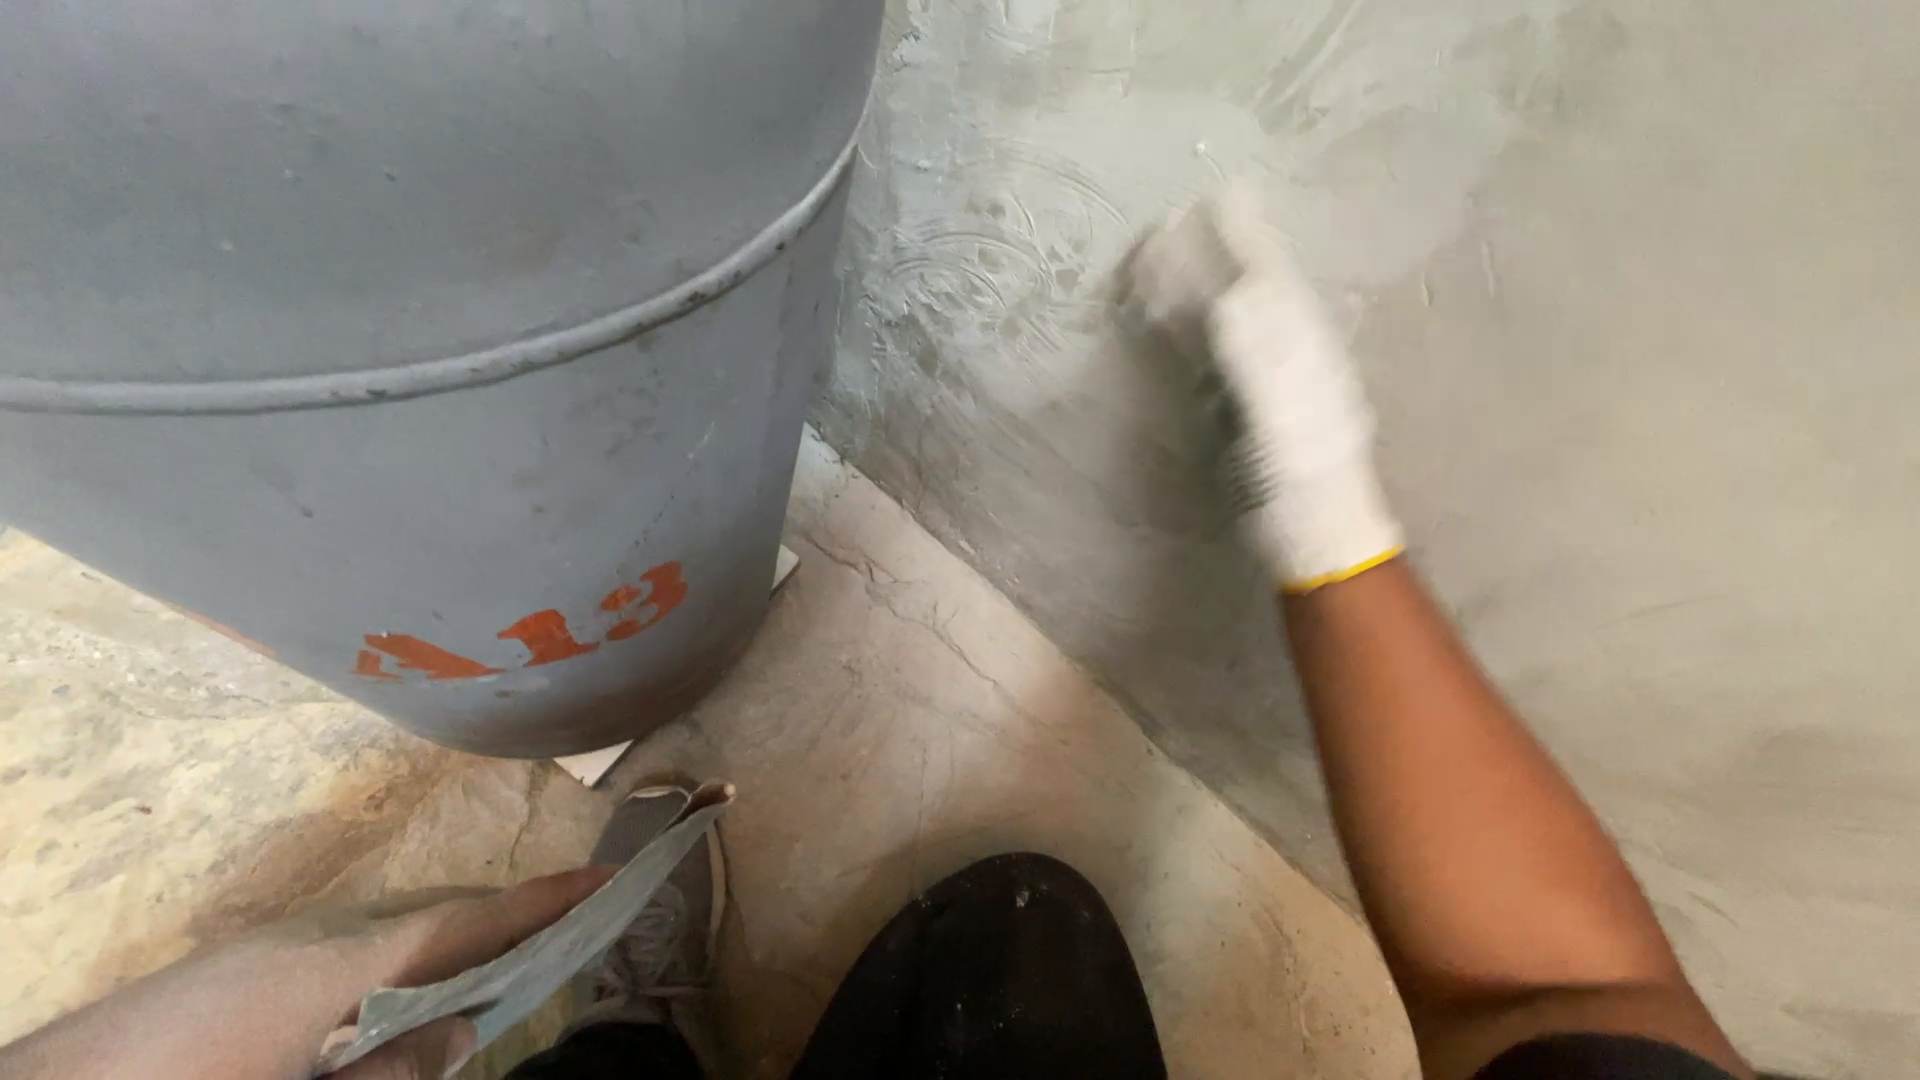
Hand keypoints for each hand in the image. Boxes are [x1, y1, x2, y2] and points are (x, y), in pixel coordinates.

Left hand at [0, 867, 612, 1079]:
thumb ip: (398, 1069)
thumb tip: (470, 1031)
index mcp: (350, 965)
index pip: (478, 917)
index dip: (549, 897)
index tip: (611, 875)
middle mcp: (328, 931)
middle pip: (445, 909)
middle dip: (507, 916)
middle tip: (555, 934)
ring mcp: (285, 936)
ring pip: (400, 920)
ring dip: (453, 936)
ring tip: (482, 971)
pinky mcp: (252, 954)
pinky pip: (361, 935)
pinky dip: (403, 950)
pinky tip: (390, 993)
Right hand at [1125, 188, 1401, 590]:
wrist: (1314, 533)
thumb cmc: (1306, 482)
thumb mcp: (1287, 420)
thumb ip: (1262, 360)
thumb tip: (1236, 296)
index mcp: (1306, 351)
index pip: (1272, 281)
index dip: (1246, 240)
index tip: (1222, 196)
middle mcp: (1289, 356)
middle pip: (1246, 293)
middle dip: (1210, 256)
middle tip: (1170, 223)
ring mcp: (1267, 383)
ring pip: (1225, 323)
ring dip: (1192, 290)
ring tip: (1158, 262)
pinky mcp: (1245, 410)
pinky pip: (1212, 359)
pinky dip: (1187, 335)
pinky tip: (1169, 324)